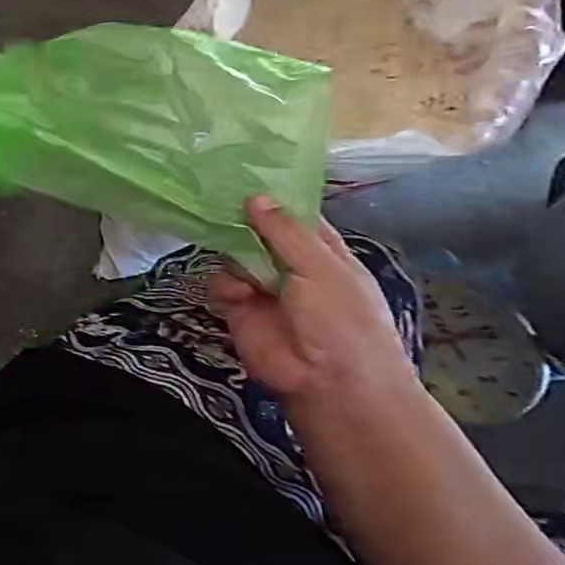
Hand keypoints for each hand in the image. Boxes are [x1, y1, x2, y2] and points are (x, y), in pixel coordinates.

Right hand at [208, 196, 416, 401]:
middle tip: (222, 206)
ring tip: (245, 272)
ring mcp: (264, 290)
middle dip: (243, 223)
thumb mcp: (321, 267)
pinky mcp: (241, 313)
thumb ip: (285, 232)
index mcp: (322, 252)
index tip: (246, 177)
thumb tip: (255, 197)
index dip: (274, 200)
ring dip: (235, 258)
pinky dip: (224, 287)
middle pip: (258, 234)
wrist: (330, 387)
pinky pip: (221, 287)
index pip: (295, 217)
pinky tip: (237, 295)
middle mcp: (291, 267)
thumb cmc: (343, 320)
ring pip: (235, 257)